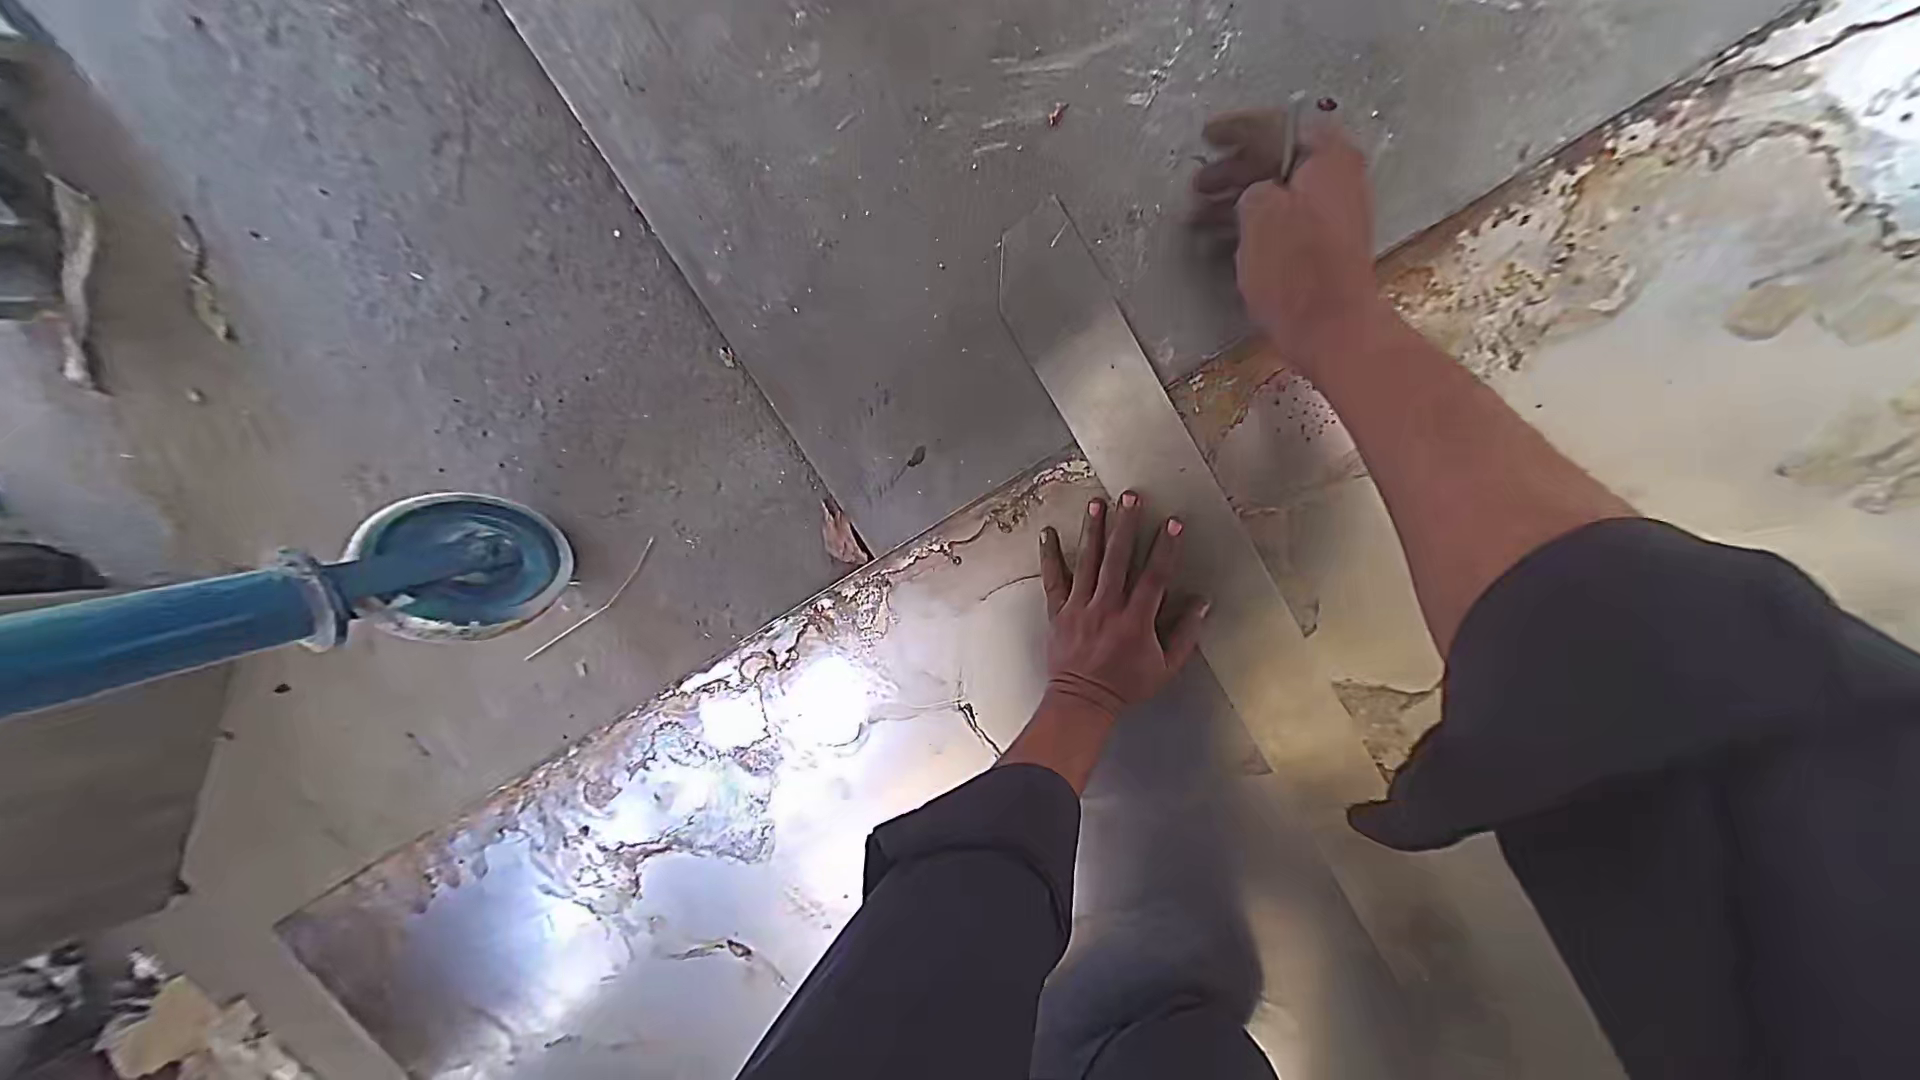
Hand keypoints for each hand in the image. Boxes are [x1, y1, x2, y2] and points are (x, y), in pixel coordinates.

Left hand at [1037, 491, 1208, 717]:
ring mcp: (1079, 608)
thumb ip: (1185, 634)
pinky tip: (1049, 533)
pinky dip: (1050, 555)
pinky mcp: (1058, 611)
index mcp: (1135, 622)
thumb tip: (1202, 602)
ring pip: (1087, 562)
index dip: (1165, 548)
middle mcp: (1106, 609)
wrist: (1082, 701)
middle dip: (1125, 526)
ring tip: (1096, 503)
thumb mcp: (1166, 667)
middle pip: (1117, 560)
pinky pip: (1053, 579)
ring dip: (1092, 531)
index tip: (1173, 522)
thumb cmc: (1126, 686)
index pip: (1154, 577)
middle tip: (1130, 496)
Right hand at [1193, 113, 1383, 375]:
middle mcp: (1335, 180)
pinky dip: (1248, 225)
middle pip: (1277, 160)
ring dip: (1234, 201)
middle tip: (1197, 184)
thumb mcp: (1261, 215)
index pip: (1278, 125)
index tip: (1208, 135)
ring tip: (1197, 216)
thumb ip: (1251, 189)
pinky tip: (1220, 240)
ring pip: (1274, 194)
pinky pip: (1278, 222)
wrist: (1329, 326)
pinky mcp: (1317, 249)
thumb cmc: (1296, 269)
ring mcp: (1328, 216)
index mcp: (1328, 159)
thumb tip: (1252, 194)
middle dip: (1233, 170)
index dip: (1238, 129)